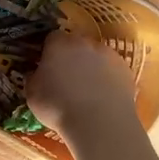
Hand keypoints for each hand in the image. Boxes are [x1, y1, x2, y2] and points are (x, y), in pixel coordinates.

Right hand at [23, 32, 137, 138]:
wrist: (99, 122)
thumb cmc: (57, 106)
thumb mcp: (32, 93)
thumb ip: (34, 77)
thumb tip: (36, 72)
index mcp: (59, 44)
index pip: (52, 37)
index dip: (48, 50)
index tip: (45, 64)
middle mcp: (85, 43)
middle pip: (76, 43)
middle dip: (70, 55)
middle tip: (64, 76)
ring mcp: (109, 55)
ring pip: (95, 55)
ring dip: (89, 65)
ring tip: (85, 87)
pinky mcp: (126, 70)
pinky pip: (111, 69)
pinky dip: (106, 77)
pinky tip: (101, 94)